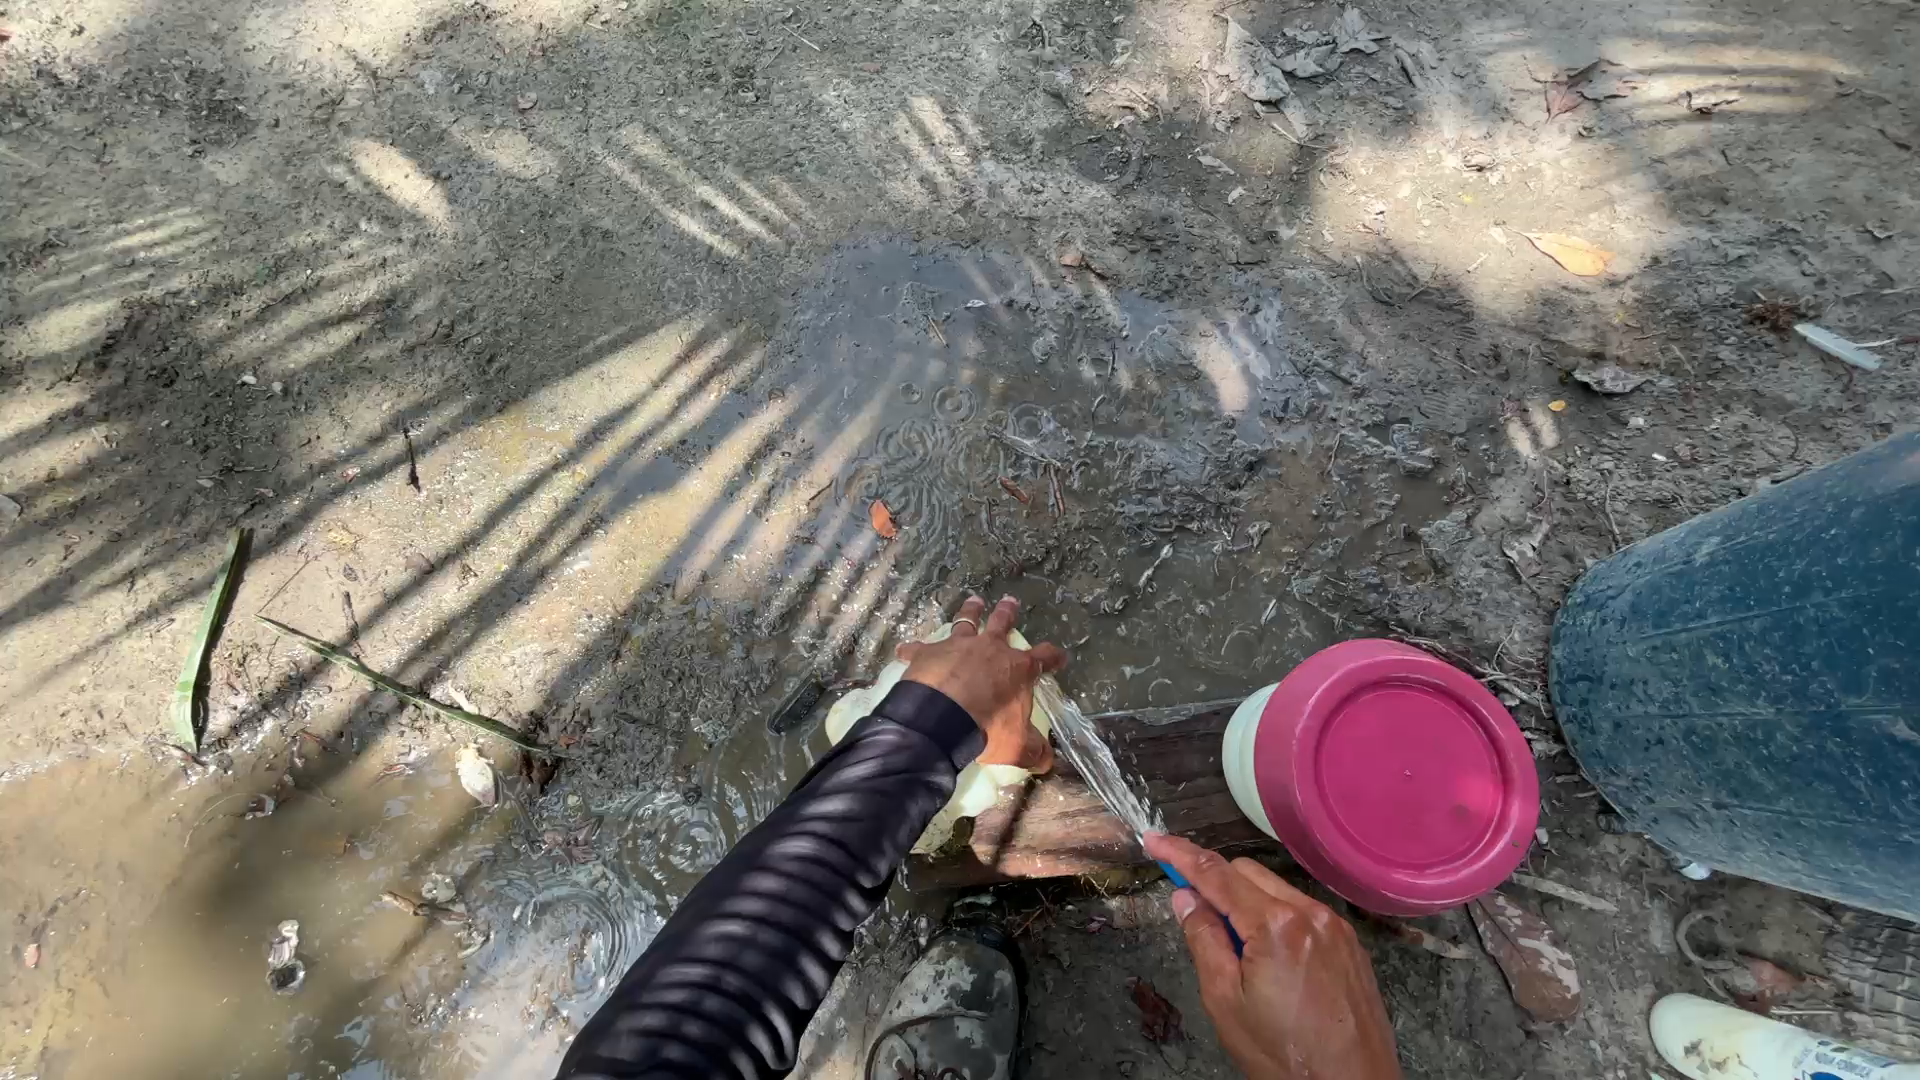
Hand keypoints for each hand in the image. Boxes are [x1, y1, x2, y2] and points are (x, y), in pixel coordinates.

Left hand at [896, 595, 1064, 771]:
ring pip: (967, 621)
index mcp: (1017, 668)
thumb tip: (1047, 761)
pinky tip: (904, 649)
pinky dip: (912, 649)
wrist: (942, 718)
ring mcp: (958, 646)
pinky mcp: (928, 652)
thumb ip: (1034, 751)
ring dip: (970, 611)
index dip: (1053, 657)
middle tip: (1010, 601)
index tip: (1059, 656)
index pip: (1043, 658)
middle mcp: (990, 649)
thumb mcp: (1018, 746)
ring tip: (974, 601)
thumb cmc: (987, 728)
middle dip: (1008, 613)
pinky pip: (919, 647)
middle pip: (1002, 624)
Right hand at [1144, 833, 1401, 1079]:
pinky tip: (1270, 954)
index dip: (1179, 853)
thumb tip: (1185, 896)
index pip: (1215, 873)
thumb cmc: (1282, 1057)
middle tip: (1193, 910)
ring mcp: (1335, 925)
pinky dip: (1274, 914)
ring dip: (1245, 898)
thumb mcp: (1225, 1000)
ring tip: (1237, 946)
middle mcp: (1309, 912)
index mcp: (1275, 925)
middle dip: (1214, 881)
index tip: (1153, 840)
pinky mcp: (1350, 942)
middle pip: (1245, 872)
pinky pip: (1300, 908)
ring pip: (1273, 886)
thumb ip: (1202, 938)